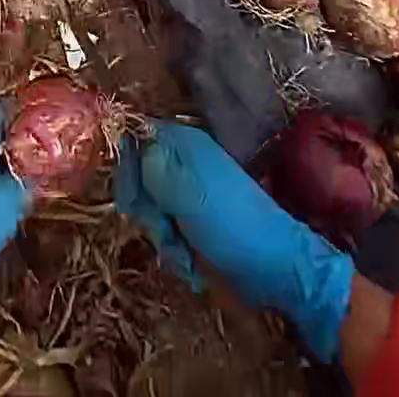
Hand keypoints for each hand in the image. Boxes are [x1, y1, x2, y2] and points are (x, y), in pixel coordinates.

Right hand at [114, 122, 355, 361]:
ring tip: (180, 248)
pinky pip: (166, 227)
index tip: (131, 198)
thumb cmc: (230, 223)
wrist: (272, 266)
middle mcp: (184, 161)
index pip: (136, 136)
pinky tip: (188, 260)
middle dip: (144, 208)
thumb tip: (126, 132)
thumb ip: (152, 164)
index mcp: (184, 143)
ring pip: (149, 206)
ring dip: (159, 232)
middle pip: (138, 175)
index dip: (127, 166)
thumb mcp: (185, 192)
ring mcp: (190, 191)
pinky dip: (172, 247)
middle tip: (161, 226)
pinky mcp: (194, 219)